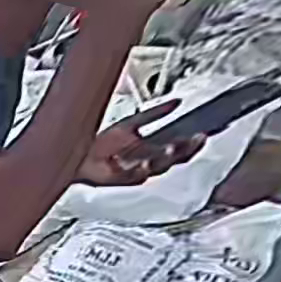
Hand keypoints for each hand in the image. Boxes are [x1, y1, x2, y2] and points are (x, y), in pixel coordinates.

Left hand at [76, 99, 205, 185]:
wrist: (78, 155)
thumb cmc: (101, 144)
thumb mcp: (131, 124)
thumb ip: (154, 114)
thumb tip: (177, 101)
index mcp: (152, 150)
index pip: (180, 148)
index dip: (193, 142)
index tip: (202, 132)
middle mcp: (148, 163)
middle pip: (175, 159)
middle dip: (186, 149)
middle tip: (195, 139)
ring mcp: (136, 172)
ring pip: (159, 168)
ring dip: (166, 158)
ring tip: (171, 148)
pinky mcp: (122, 179)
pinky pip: (136, 176)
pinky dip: (141, 169)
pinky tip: (145, 162)